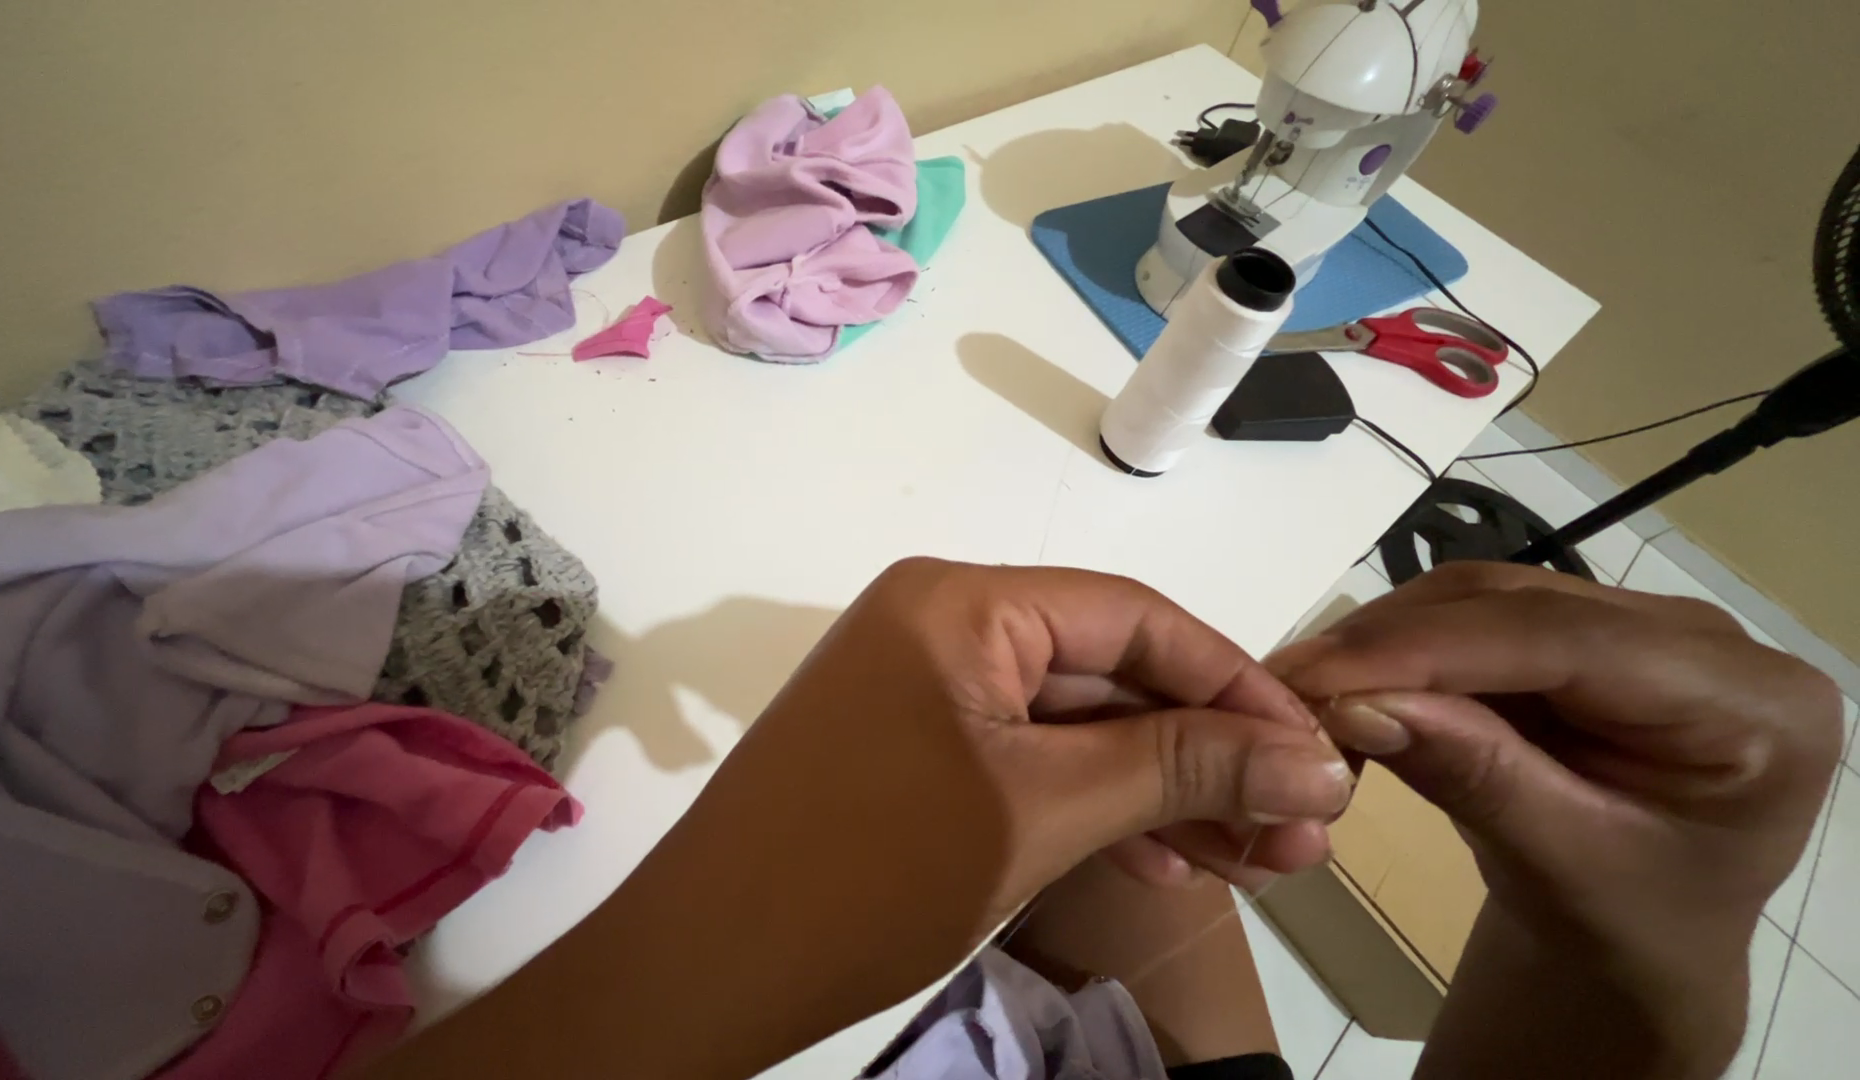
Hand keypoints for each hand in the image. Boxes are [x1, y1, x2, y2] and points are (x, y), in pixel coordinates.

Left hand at [370, 559, 1353, 1079]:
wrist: (710, 963)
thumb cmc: (872, 871)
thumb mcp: (1042, 812)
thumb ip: (1179, 769)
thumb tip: (1313, 761)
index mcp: (961, 603)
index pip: (1130, 616)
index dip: (1233, 682)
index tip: (1318, 754)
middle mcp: (942, 623)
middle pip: (1106, 671)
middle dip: (1204, 749)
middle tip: (1297, 830)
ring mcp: (926, 686)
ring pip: (1073, 724)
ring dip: (1160, 786)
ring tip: (1251, 857)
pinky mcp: (917, 745)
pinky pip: (1028, 758)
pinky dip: (1096, 805)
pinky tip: (1164, 859)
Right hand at [1266, 562, 1843, 1071]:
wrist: (1628, 925)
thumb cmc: (1626, 917)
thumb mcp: (1560, 863)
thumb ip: (1471, 774)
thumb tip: (1350, 704)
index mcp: (1747, 701)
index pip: (1560, 642)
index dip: (1426, 651)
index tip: (1312, 678)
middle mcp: (1688, 637)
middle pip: (1505, 602)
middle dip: (1385, 640)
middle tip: (1286, 684)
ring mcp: (1616, 624)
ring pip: (1464, 595)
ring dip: (1374, 638)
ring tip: (1302, 686)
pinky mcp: (1553, 630)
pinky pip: (1449, 614)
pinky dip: (1383, 647)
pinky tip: (1339, 678)